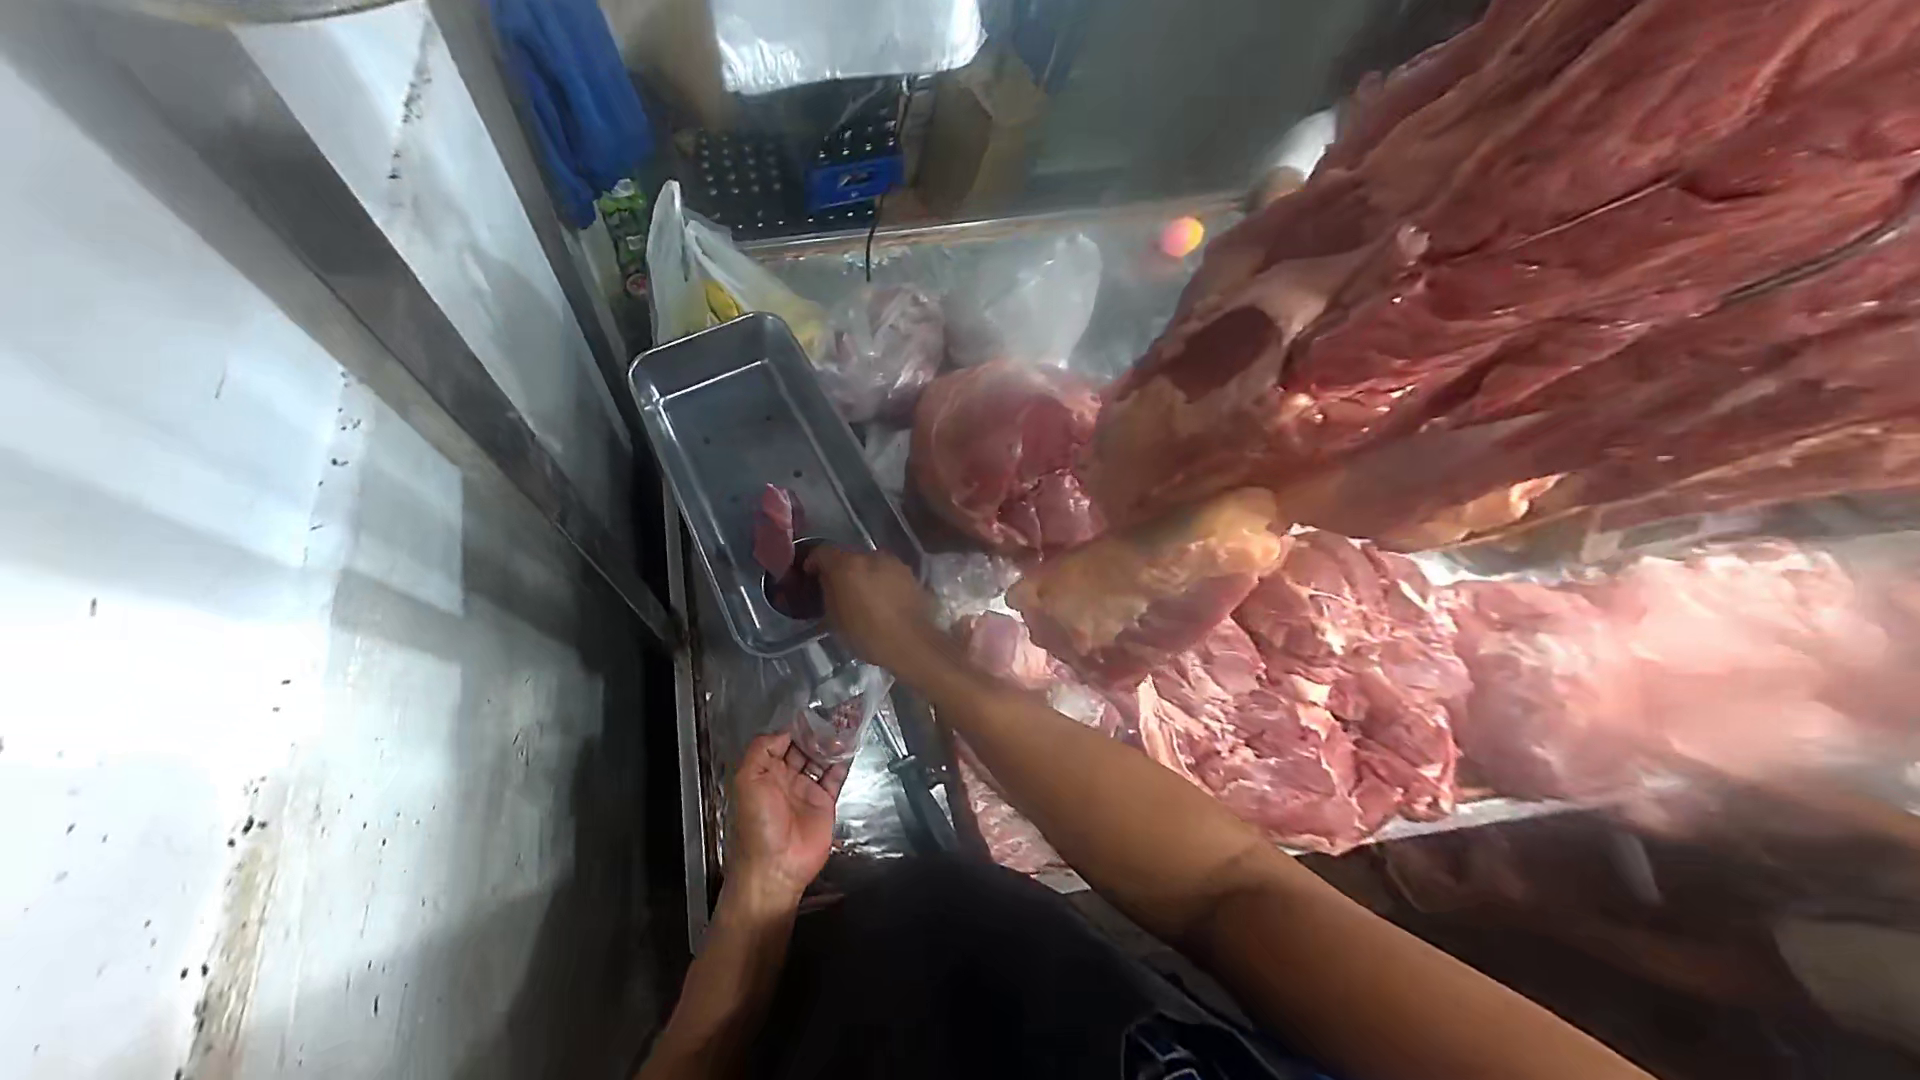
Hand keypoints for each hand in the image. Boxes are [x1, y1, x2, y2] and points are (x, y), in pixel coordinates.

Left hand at [727, 732, 845, 911]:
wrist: (775, 867)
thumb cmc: (756, 825)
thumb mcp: (746, 780)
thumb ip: (761, 750)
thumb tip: (783, 732)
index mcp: (764, 772)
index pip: (780, 742)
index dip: (793, 728)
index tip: (809, 713)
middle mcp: (785, 778)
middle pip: (802, 748)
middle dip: (815, 733)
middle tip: (830, 716)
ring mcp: (806, 790)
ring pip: (820, 760)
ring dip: (830, 745)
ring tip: (842, 729)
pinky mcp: (824, 803)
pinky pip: (835, 778)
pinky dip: (842, 763)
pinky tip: (848, 749)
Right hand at [805, 546, 946, 678]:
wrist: (912, 643)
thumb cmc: (867, 635)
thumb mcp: (835, 619)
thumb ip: (828, 594)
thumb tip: (828, 583)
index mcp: (847, 565)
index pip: (822, 552)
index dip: (813, 562)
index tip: (810, 575)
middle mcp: (872, 556)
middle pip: (850, 557)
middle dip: (842, 570)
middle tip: (838, 590)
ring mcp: (895, 563)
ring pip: (872, 564)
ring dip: (865, 576)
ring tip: (863, 597)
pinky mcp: (912, 575)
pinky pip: (889, 574)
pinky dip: (883, 583)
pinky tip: (884, 602)